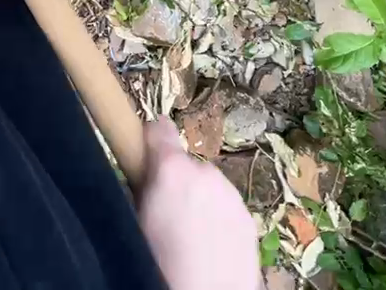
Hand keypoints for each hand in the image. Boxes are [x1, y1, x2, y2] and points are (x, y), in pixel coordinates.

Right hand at [137, 121, 260, 289]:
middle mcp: (204, 171)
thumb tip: (143, 175)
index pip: (158, 127)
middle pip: (185, 162)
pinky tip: (211, 244)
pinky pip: (226, 205)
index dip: (149, 139)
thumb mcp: (137, 215)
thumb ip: (141, 185)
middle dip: (176, 178)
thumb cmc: (160, 259)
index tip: (144, 154)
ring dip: (199, 197)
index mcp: (171, 167)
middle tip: (167, 210)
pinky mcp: (249, 217)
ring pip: (208, 184)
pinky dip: (218, 216)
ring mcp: (231, 194)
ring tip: (191, 232)